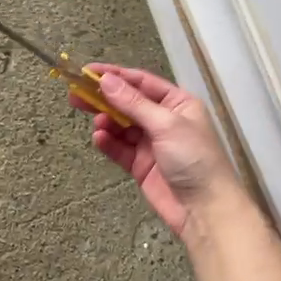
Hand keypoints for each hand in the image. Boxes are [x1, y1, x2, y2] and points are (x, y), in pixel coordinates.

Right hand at [70, 65, 238, 236]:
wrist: (205, 209)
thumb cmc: (194, 158)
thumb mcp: (166, 125)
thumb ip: (133, 103)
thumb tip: (106, 80)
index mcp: (178, 103)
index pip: (142, 83)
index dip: (116, 75)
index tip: (88, 71)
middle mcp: (164, 120)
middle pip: (128, 103)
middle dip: (104, 98)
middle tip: (76, 94)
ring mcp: (151, 144)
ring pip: (121, 126)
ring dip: (107, 122)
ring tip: (97, 122)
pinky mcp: (141, 166)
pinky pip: (120, 149)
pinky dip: (108, 143)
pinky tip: (99, 138)